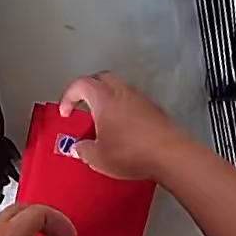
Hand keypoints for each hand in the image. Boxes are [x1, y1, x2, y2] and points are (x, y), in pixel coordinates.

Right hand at [60, 72, 208, 182]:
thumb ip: (83, 149)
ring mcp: (141, 98)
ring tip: (103, 119)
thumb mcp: (97, 157)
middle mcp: (122, 91)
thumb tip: (79, 147)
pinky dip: (124, 109)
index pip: (80, 85)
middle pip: (101, 79)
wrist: (169, 154)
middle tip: (83, 105)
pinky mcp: (154, 110)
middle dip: (88, 89)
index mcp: (103, 97)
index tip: (66, 110)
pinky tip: (123, 128)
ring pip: (119, 89)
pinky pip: (133, 103)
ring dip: (108, 99)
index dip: (69, 96)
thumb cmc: (132, 152)